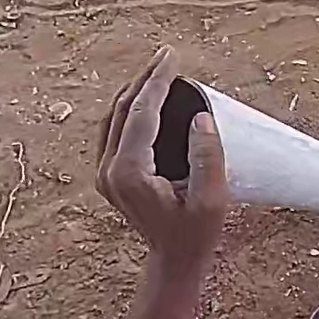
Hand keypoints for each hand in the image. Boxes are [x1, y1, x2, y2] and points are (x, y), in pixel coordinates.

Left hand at [95, 47, 228, 276]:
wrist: (173, 263)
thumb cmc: (196, 235)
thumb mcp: (212, 200)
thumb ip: (207, 157)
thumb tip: (200, 117)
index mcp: (130, 173)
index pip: (140, 113)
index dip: (157, 81)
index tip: (172, 57)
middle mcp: (109, 171)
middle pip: (122, 109)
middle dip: (144, 79)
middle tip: (167, 56)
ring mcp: (105, 174)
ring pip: (113, 118)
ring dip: (135, 91)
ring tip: (159, 71)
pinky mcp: (110, 176)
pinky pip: (114, 131)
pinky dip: (130, 109)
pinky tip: (146, 100)